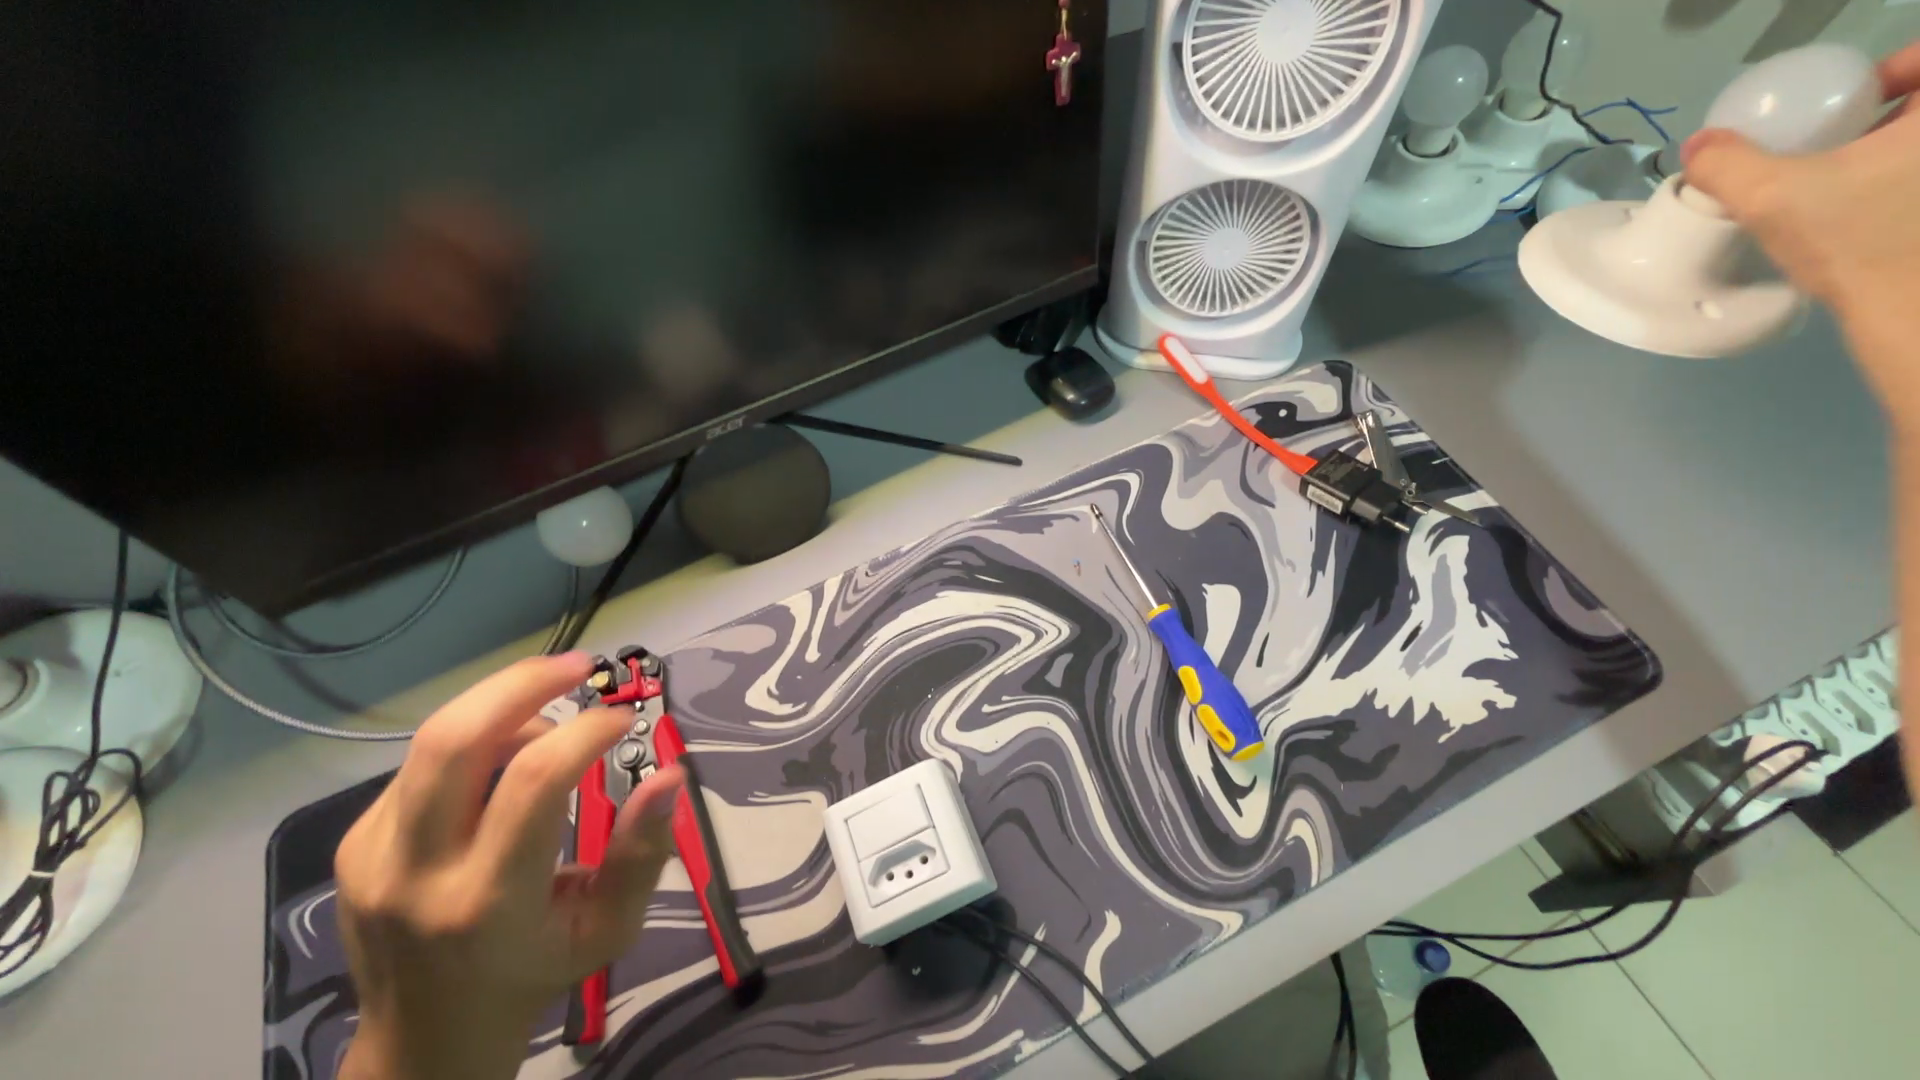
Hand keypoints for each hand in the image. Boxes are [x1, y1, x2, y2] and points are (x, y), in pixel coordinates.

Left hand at [334, 652, 686, 1079]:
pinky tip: (503, 764)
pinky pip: (420, 766)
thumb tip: (670, 774)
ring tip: (550, 717)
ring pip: (434, 741)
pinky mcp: (352, 842)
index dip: (587, 731)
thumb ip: (643, 853)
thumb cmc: (534, 976)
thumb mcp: (609, 928)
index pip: (535, 783)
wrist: (425, 1037)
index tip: (625, 720)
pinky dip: (475, 744)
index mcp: (488, 901)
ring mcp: (372, 854)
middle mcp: (415, 871)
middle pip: (456, 740)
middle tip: (580, 666)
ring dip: (502, 708)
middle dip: (524, 684)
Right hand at [1682, 42, 1919, 419]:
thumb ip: (1728, 164)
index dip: (1887, 71)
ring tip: (1837, 184)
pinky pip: (1913, 186)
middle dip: (1882, 116)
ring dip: (1888, 154)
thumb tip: (1699, 145)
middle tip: (1832, 144)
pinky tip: (1861, 216)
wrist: (1906, 308)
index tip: (1845, 103)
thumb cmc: (1853, 239)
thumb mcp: (1771, 196)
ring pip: (1915, 151)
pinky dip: (1895, 190)